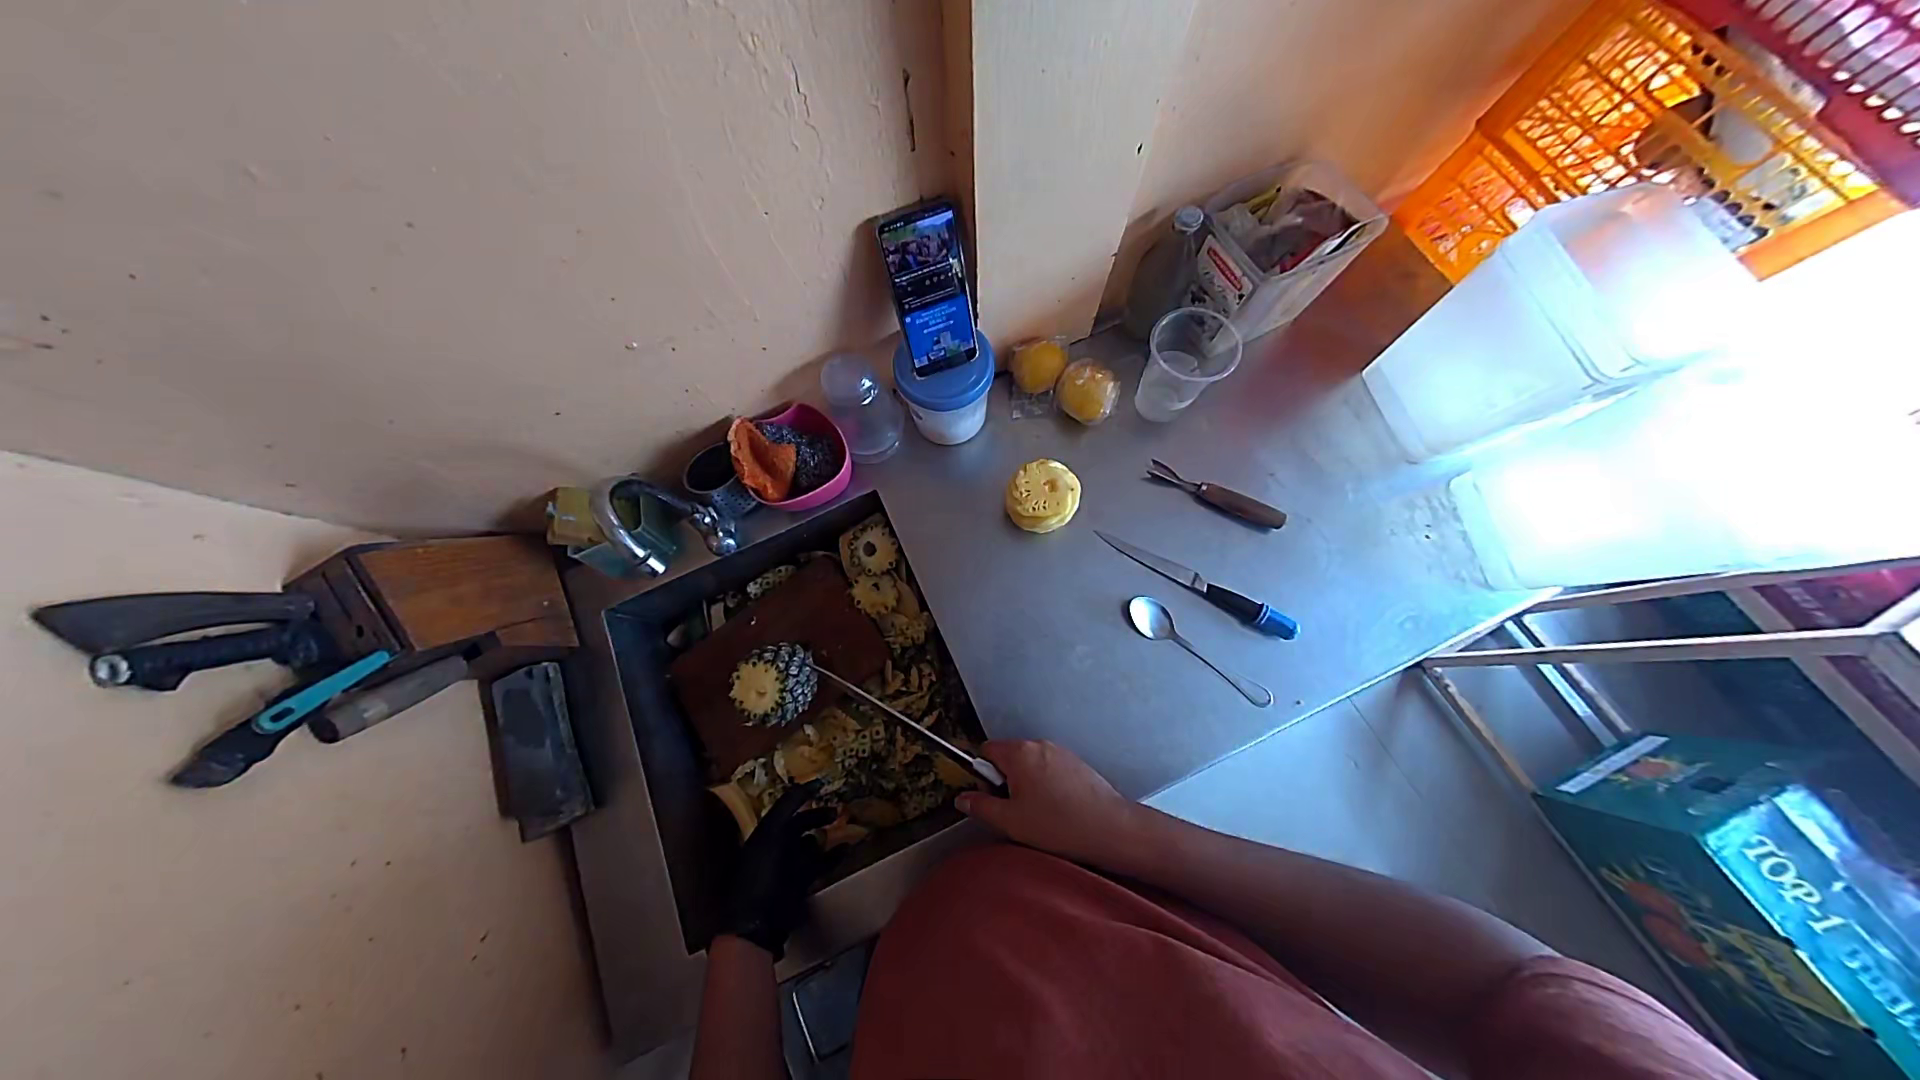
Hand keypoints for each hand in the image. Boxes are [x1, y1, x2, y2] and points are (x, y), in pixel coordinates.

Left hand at [722, 780, 834, 958]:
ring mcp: (787, 867)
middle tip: (837, 811)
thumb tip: (807, 783)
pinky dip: (833, 857)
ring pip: (811, 845)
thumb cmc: (761, 873)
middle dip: (817, 816)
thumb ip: (787, 807)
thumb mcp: (772, 833)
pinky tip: (847, 849)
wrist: (756, 924)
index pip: (785, 808)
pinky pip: (819, 865)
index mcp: (764, 833)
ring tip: (846, 829)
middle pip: (799, 825)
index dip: (803, 795)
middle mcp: (774, 847)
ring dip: (828, 836)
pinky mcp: (799, 885)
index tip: (823, 784)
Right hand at [956, 739, 1140, 867]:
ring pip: (1031, 764)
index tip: (991, 795)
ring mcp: (1060, 752)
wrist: (1109, 829)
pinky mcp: (1076, 764)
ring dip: (1027, 784)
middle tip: (1014, 809)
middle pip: (1009, 756)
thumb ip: (980, 806)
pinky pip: (1050, 769)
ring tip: (1038, 814)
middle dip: (1006, 780)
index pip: (987, 750)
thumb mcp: (1010, 821)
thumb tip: (963, 799)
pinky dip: (1047, 785)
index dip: (983, 774)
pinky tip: (1056, 811)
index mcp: (1020, 753)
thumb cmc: (1061, 825)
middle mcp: (1040, 745)